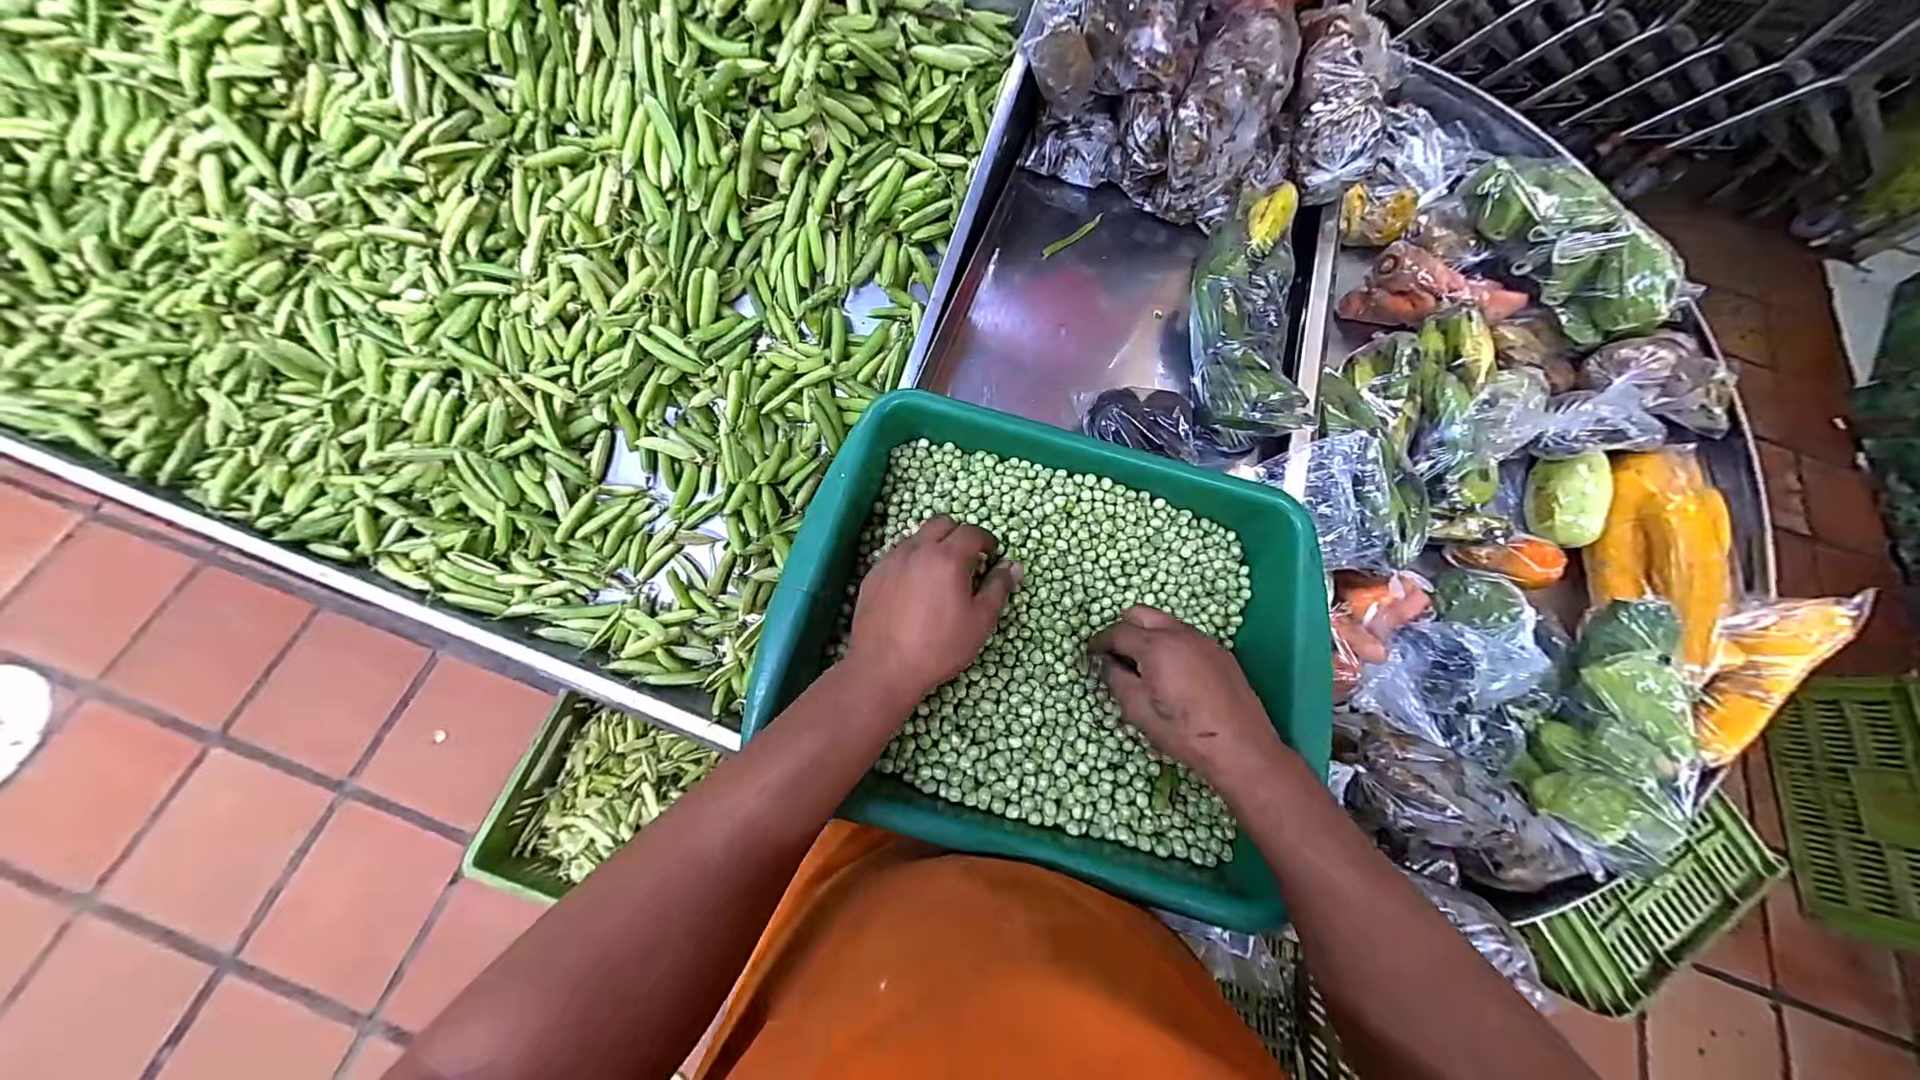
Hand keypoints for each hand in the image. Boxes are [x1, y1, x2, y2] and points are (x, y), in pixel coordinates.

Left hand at [843, 515, 1020, 708]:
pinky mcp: (873, 574)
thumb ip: (998, 588)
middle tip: (968, 560)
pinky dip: (912, 561)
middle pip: (942, 523)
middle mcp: (917, 549)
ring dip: (934, 545)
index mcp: (947, 557)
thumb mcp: (980, 620)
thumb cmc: (939, 646)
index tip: (991, 556)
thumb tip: (1012, 565)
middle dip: (959, 535)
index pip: (972, 532)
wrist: (883, 667)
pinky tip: (914, 588)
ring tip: (940, 575)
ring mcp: (891, 560)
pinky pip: (898, 555)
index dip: (987, 541)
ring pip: (917, 537)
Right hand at [1089, 606, 1294, 794]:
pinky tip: (1171, 673)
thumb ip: (1116, 679)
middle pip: (1141, 614)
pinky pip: (1186, 637)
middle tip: (1114, 654)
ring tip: (1142, 665)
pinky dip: (1170, 644)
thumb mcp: (1138, 710)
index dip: (1099, 641)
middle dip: (1123, 629)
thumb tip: (1106, 662)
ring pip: (1166, 623)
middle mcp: (1181, 634)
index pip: (1118, 631)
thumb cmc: (1183, 732)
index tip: (1090, 654)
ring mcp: (1204, 641)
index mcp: (1156, 645)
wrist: (1242, 748)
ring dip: (1148, 635)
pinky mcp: (1221, 653)